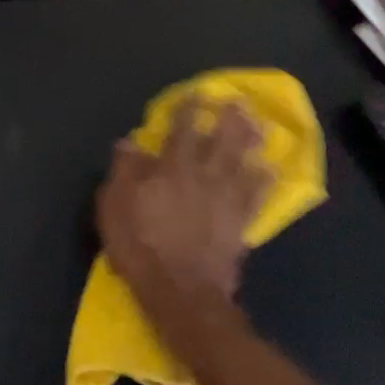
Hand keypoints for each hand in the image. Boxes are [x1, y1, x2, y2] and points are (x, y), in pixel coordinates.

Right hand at [98, 95, 270, 305]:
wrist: (180, 290)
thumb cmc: (138, 243)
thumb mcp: (114, 204)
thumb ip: (124, 170)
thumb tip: (129, 143)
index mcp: (170, 169)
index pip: (182, 131)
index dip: (189, 111)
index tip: (198, 94)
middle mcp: (202, 178)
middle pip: (221, 142)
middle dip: (230, 120)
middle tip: (240, 102)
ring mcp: (225, 201)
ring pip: (242, 163)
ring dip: (251, 143)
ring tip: (260, 126)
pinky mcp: (239, 224)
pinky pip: (257, 196)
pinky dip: (265, 181)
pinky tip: (270, 169)